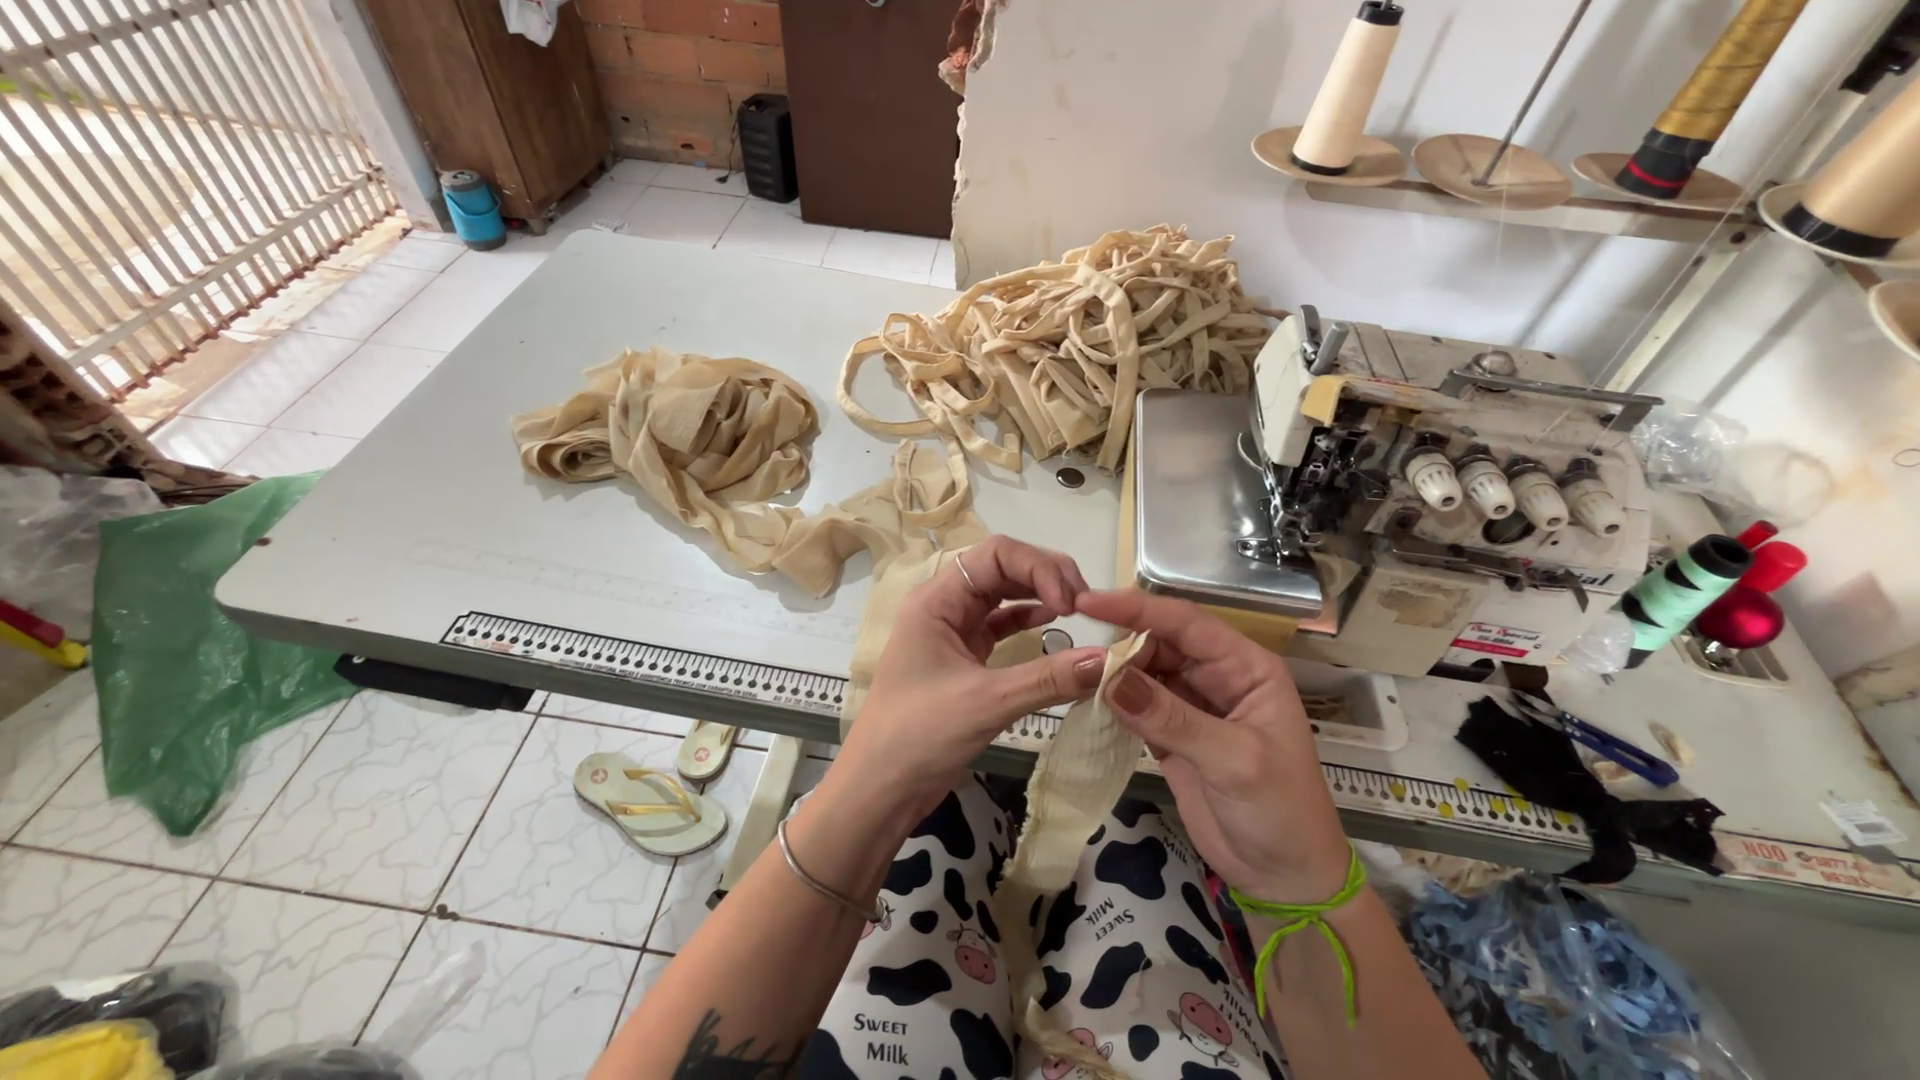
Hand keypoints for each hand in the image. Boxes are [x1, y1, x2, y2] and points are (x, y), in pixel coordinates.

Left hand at [838, 535, 1107, 816]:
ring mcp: (952, 633)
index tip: (1072, 604)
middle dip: (1046, 576)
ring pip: (1003, 595)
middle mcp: (944, 606)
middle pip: (1001, 568)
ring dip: (1040, 596)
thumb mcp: (986, 703)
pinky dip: (1028, 621)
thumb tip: (1107, 660)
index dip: (1039, 567)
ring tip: (1079, 611)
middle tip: (1087, 604)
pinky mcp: (963, 660)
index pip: (995, 554)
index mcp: (936, 600)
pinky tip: (1054, 624)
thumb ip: (1048, 678)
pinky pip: (1001, 626)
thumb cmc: (918, 736)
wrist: (879, 789)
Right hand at [1077, 589, 1350, 902]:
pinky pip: (1136, 707)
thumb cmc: (1280, 810)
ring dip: (1113, 673)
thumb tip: (1111, 678)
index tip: (1089, 602)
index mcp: (1247, 669)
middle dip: (1121, 642)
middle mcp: (1219, 678)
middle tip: (1076, 653)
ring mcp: (1193, 707)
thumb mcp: (1234, 761)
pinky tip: (1087, 701)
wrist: (1285, 875)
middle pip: (1161, 643)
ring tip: (1075, 675)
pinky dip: (1113, 703)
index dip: (1139, 609)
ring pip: (1145, 672)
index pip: (1187, 624)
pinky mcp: (1172, 737)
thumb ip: (1173, 719)